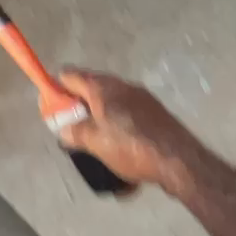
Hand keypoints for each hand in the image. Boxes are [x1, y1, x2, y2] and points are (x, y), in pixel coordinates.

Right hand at [57, 69, 202, 194]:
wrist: (182, 162)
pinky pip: (128, 107)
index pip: (69, 74)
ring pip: (111, 97)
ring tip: (100, 134)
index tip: (54, 104)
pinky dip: (119, 117)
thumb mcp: (95, 143)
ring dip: (100, 110)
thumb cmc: (132, 148)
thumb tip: (62, 129)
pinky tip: (123, 139)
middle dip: (79, 101)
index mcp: (100, 87)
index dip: (57, 87)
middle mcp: (120, 84)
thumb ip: (73, 132)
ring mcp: (141, 95)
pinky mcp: (156, 109)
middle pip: (90, 84)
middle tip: (75, 123)